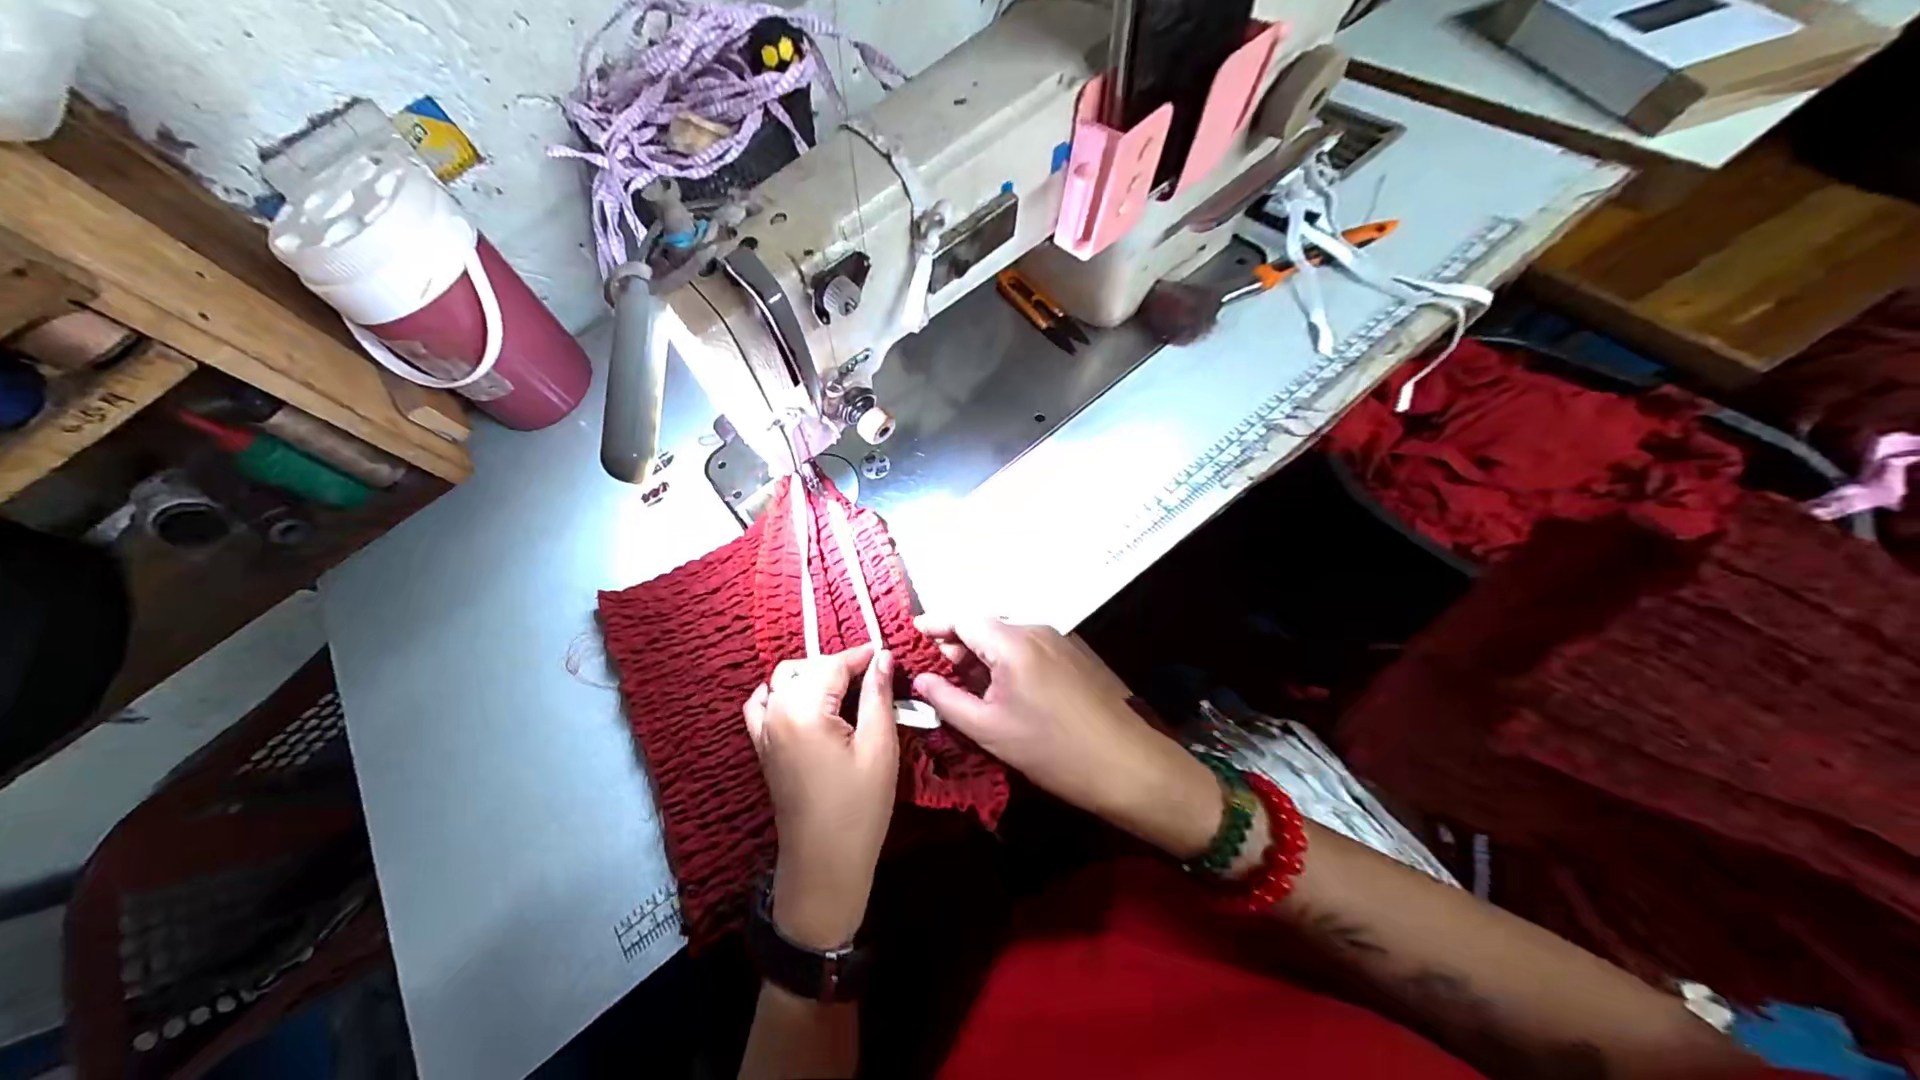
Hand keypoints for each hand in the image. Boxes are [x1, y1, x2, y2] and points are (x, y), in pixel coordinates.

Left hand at [744, 646, 898, 949]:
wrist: (824, 863)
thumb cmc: (859, 808)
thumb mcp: (880, 749)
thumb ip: (878, 696)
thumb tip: (883, 658)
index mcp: (804, 710)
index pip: (832, 664)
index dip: (862, 656)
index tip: (886, 654)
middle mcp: (776, 713)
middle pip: (807, 667)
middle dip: (839, 665)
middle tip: (874, 678)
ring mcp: (763, 730)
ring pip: (784, 680)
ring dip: (814, 676)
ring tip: (847, 690)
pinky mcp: (761, 747)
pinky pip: (762, 704)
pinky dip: (780, 692)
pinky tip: (803, 698)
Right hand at [910, 617, 1221, 860]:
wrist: (1126, 764)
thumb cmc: (1051, 750)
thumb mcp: (989, 729)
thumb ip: (947, 700)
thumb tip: (921, 679)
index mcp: (1012, 641)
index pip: (963, 617)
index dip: (935, 624)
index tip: (911, 632)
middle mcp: (1036, 629)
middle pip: (986, 625)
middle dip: (957, 643)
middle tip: (936, 672)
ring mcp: (1059, 640)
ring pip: (1007, 637)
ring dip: (982, 654)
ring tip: (965, 686)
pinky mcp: (1073, 655)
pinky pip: (1028, 647)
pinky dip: (1006, 660)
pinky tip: (1000, 690)